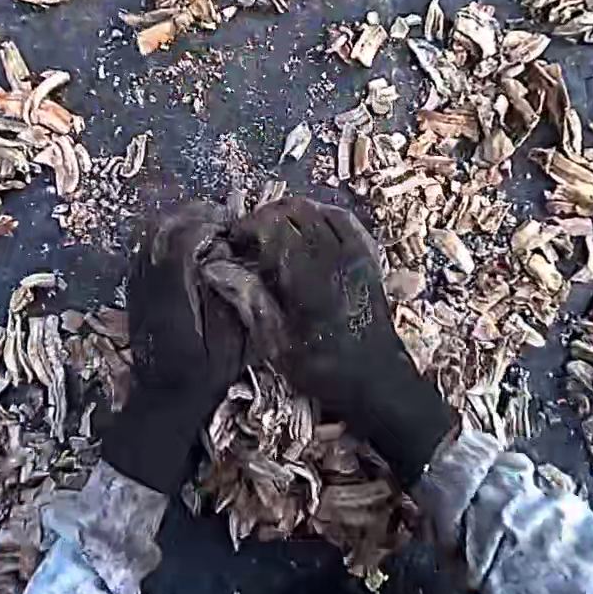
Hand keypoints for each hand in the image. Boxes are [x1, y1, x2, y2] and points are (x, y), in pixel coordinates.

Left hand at [99, 201, 247, 492]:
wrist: (163, 401)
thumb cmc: (203, 377)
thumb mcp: (228, 347)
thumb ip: (229, 304)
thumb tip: (226, 264)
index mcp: (174, 302)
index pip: (179, 247)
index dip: (201, 226)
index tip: (224, 223)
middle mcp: (150, 291)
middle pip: (158, 237)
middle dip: (187, 217)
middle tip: (214, 215)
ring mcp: (137, 292)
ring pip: (146, 243)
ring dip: (172, 225)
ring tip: (200, 221)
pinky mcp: (132, 295)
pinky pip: (140, 255)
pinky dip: (160, 239)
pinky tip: (178, 239)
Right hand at [229, 197, 452, 482]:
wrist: (379, 383)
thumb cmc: (323, 369)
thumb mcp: (276, 343)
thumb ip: (248, 298)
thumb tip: (213, 266)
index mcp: (309, 277)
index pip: (273, 228)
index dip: (246, 227)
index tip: (230, 242)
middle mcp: (334, 256)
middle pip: (294, 211)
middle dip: (263, 217)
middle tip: (246, 239)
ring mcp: (355, 253)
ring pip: (317, 210)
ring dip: (289, 214)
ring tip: (271, 234)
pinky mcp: (367, 257)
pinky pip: (342, 219)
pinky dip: (318, 216)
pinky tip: (306, 230)